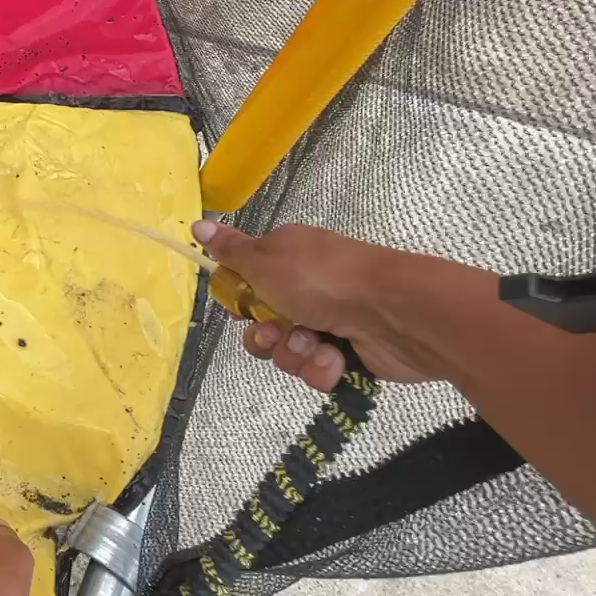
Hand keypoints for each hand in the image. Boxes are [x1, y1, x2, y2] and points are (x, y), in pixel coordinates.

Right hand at [193, 220, 444, 391]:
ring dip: (293, 352)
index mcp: (287, 259)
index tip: (239, 307)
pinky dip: (321, 368)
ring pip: (286, 351)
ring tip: (314, 344)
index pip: (247, 282)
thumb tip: (197, 225)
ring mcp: (330, 322)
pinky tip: (334, 360)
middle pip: (262, 323)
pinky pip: (316, 370)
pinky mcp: (351, 355)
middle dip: (264, 335)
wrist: (399, 313)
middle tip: (276, 331)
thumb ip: (229, 250)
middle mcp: (307, 289)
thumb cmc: (322, 278)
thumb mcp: (263, 259)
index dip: (239, 299)